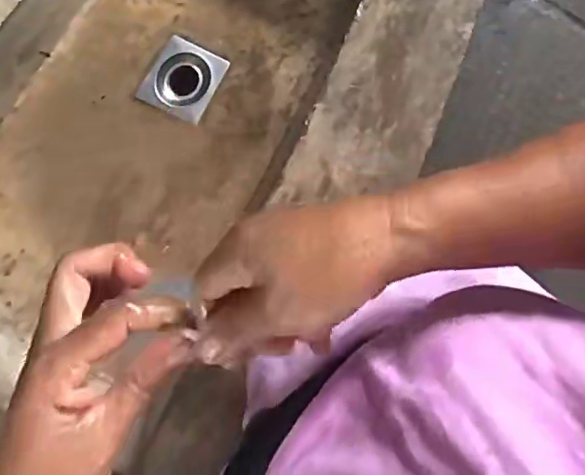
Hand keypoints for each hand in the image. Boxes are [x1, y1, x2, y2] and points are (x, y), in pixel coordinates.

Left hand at [0, 244, 193, 474]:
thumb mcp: (104, 436)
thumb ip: (143, 382)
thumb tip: (187, 339)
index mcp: (57, 362)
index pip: (113, 314)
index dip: (153, 309)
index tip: (185, 320)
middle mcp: (47, 342)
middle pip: (71, 272)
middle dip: (112, 260)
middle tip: (148, 276)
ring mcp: (47, 346)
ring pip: (71, 282)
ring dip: (108, 271)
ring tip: (143, 285)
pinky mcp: (53, 355)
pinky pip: (76, 304)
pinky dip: (104, 291)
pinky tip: (130, 308)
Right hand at [194, 195, 399, 365]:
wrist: (385, 235)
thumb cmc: (325, 277)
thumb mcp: (277, 314)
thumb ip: (234, 331)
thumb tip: (199, 345)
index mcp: (236, 246)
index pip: (202, 291)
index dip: (216, 326)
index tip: (245, 352)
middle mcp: (252, 233)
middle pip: (232, 290)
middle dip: (253, 326)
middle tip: (283, 347)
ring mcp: (281, 232)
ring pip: (263, 287)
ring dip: (279, 319)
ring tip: (309, 338)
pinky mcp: (306, 237)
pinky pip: (287, 276)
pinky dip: (298, 302)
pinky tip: (322, 325)